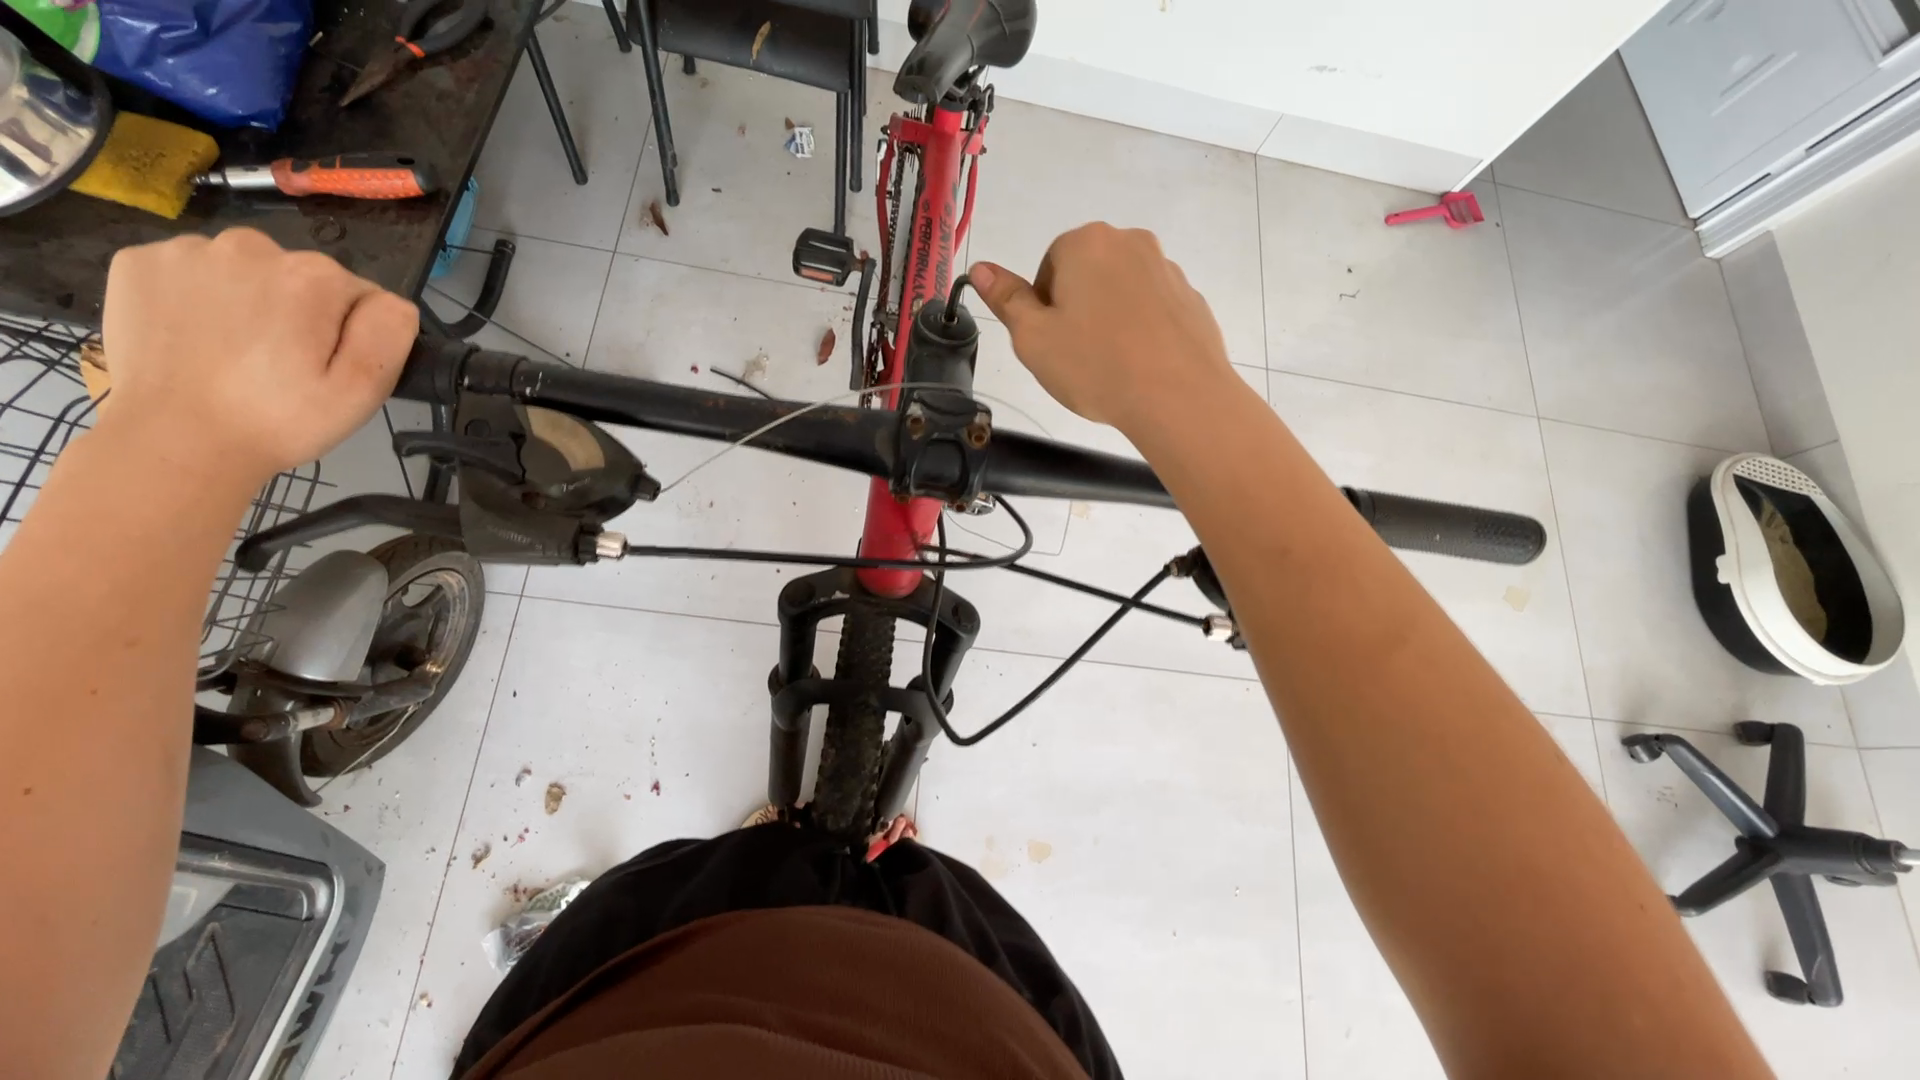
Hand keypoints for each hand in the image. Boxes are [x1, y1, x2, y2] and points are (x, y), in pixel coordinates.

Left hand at [99, 228, 415, 488]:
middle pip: (301, 276)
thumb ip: (390, 332)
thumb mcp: (363, 390)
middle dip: (301, 312)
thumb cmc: (279, 421)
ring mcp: (186, 250)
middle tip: (283, 364)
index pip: (359, 294)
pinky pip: (192, 271)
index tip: (325, 366)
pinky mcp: (139, 261)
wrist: (175, 441)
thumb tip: (387, 302)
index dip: (350, 333)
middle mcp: (251, 245)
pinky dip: (198, 297)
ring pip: (247, 271)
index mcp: (312, 276)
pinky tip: (197, 336)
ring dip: (251, 301)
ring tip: (238, 352)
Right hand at [967, 224, 1249, 434]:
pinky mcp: (1191, 300)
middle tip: (1076, 355)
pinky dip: (1141, 331)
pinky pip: (1152, 311)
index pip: (1049, 266)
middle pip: (1087, 274)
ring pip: (1121, 292)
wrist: (1179, 397)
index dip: (1043, 307)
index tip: (1050, 342)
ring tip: (1110, 365)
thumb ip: (1007, 300)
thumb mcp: (1033, 338)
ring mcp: (1167, 270)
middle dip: (1077, 308)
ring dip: (1109, 319)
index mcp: (1087, 243)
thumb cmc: (1095, 365)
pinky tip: (1139, 367)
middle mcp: (1131, 242)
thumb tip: (981, 268)